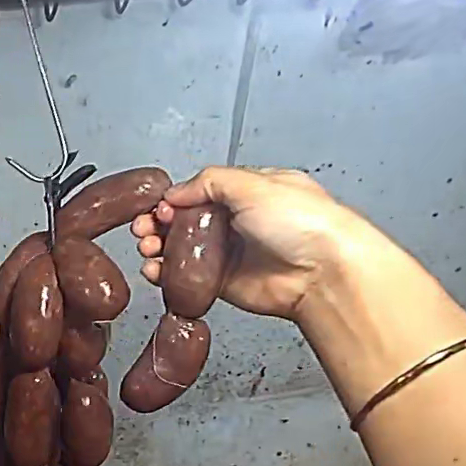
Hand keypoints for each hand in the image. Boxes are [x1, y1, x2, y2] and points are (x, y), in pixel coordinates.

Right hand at [130, 166, 396, 323]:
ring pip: (180, 250)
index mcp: (246, 192)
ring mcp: (228, 254)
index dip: (173, 199)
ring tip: (147, 248)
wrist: (321, 272)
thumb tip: (176, 191)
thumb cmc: (303, 223)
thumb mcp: (252, 184)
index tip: (156, 207)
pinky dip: (166, 274)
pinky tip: (154, 270)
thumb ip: (209, 182)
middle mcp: (236, 222)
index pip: (198, 192)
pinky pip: (187, 278)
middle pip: (183, 221)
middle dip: (158, 223)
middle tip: (144, 229)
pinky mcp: (222, 283)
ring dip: (157, 247)